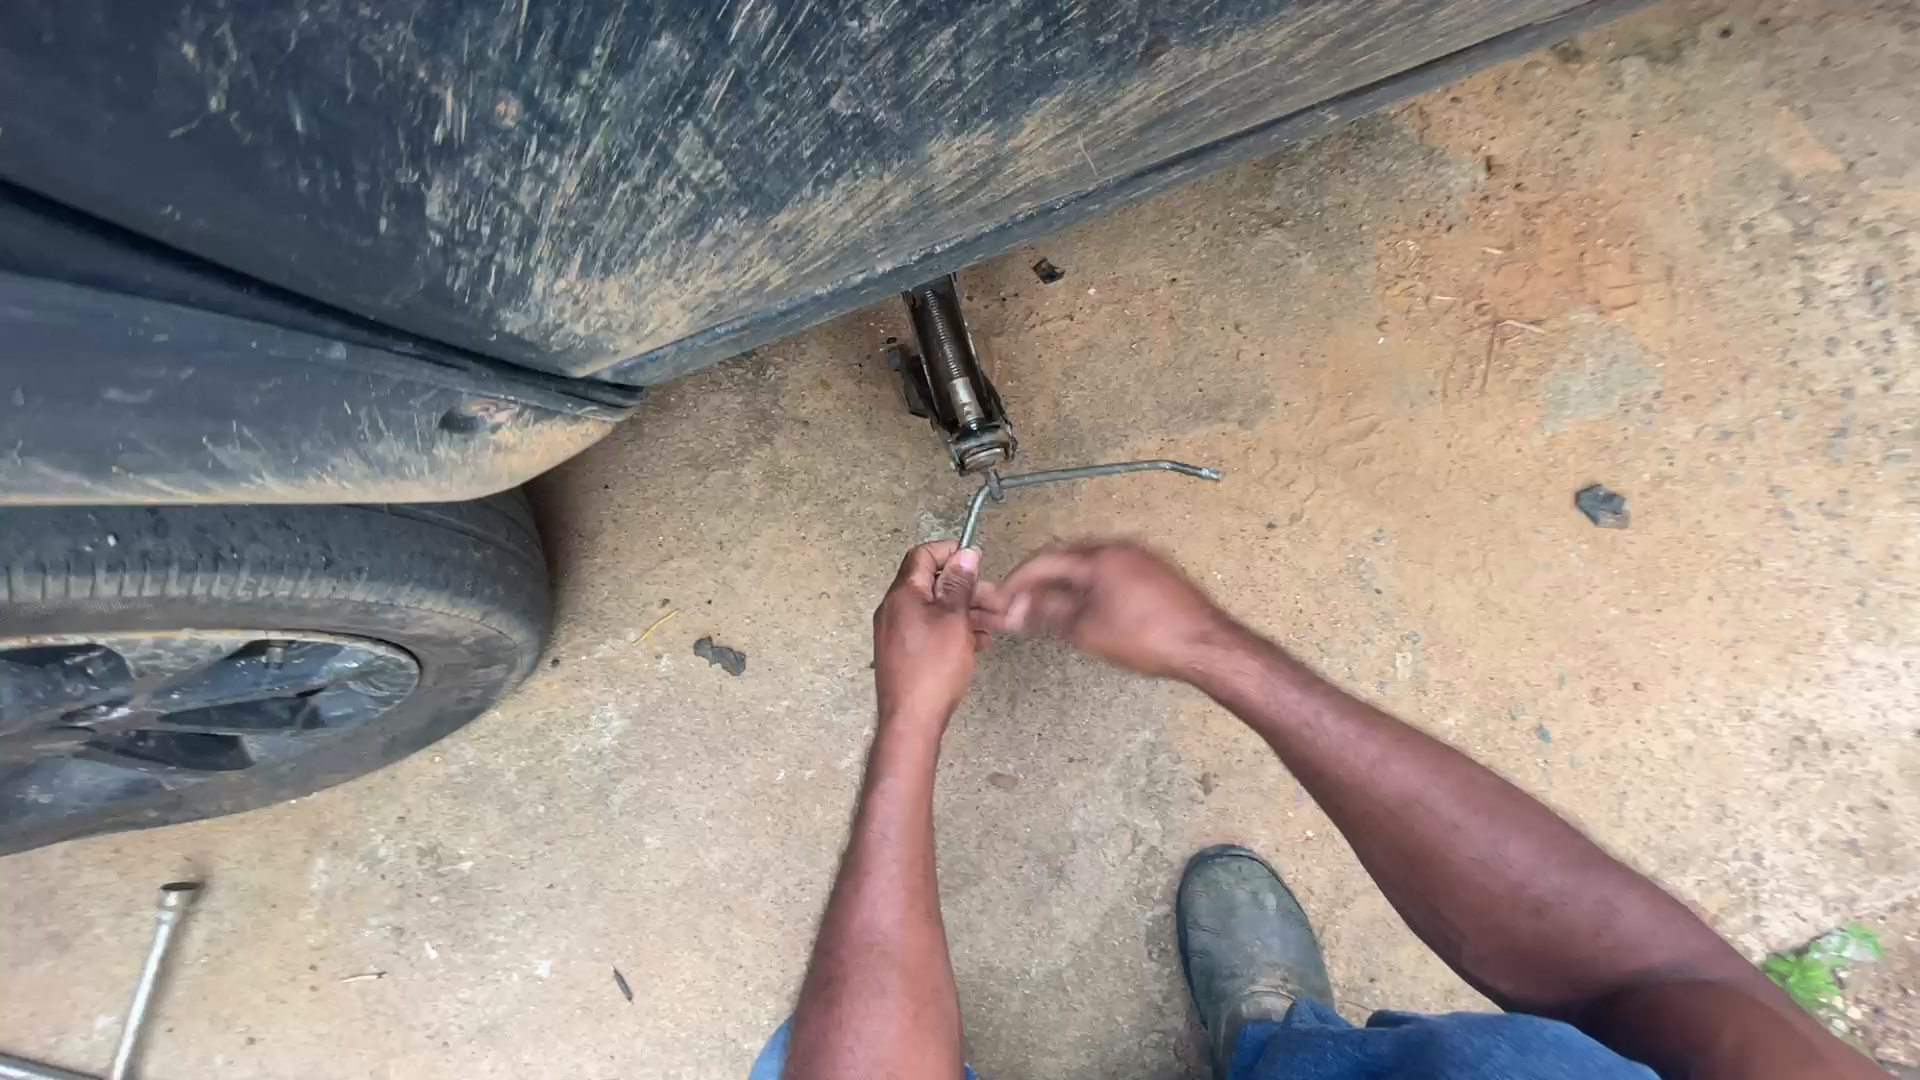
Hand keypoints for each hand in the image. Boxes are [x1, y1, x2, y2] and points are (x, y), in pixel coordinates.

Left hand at [873, 540, 984, 728]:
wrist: (911, 721)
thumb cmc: (932, 670)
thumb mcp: (955, 620)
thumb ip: (960, 584)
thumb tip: (965, 555)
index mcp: (902, 595)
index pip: (922, 555)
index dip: (949, 551)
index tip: (975, 559)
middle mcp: (894, 609)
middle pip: (932, 584)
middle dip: (966, 588)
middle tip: (995, 598)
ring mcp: (896, 632)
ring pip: (935, 609)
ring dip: (965, 611)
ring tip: (995, 622)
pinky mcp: (903, 652)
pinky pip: (930, 630)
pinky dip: (953, 629)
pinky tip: (977, 641)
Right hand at [971, 541, 1239, 678]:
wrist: (1205, 645)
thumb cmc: (1150, 637)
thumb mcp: (1086, 628)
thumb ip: (1047, 611)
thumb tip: (1019, 606)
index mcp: (1099, 556)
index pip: (1044, 561)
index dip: (1018, 581)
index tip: (1003, 598)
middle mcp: (1119, 548)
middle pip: (1066, 560)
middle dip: (1041, 584)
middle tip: (1024, 608)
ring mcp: (1140, 558)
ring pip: (1088, 567)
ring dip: (1065, 587)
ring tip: (1052, 614)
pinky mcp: (1155, 573)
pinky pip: (1110, 573)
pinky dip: (1090, 589)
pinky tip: (1087, 611)